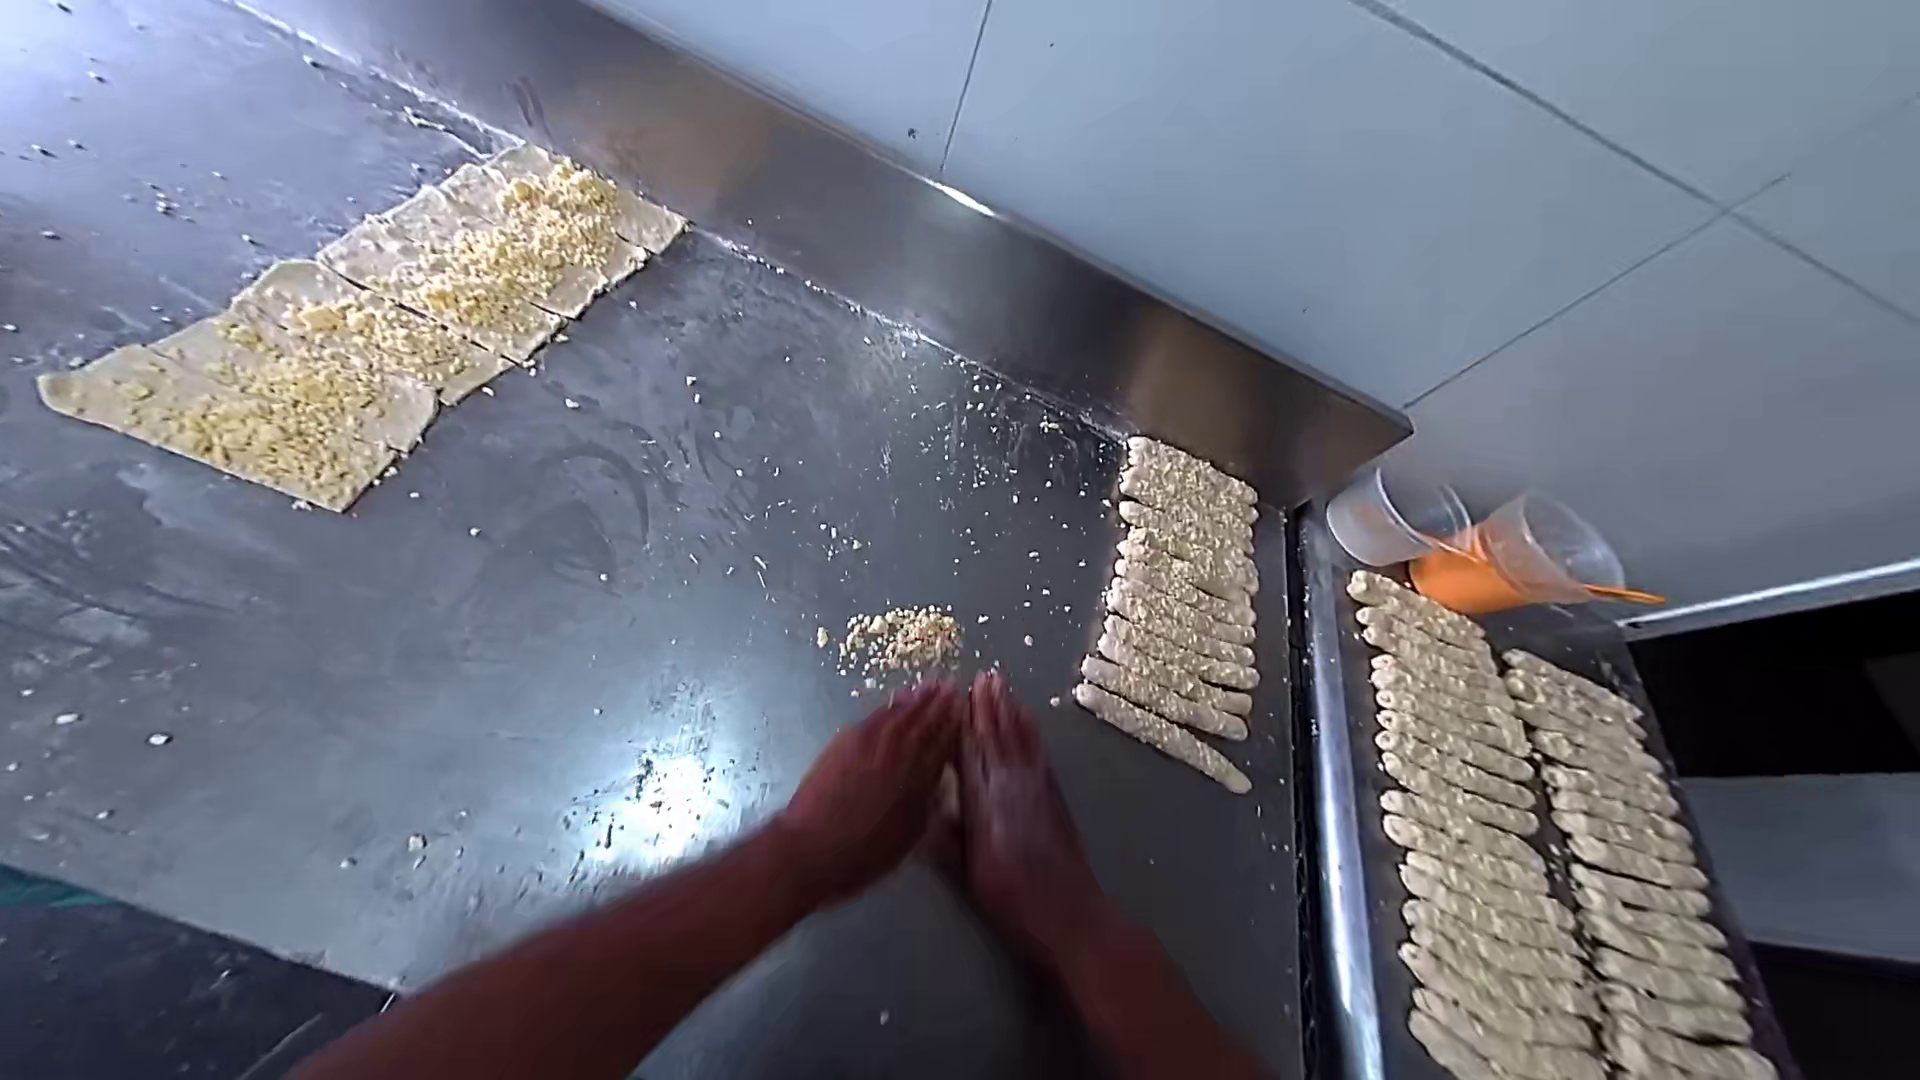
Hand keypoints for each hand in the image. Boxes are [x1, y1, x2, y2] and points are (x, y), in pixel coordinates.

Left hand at [776, 680, 962, 904]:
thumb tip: (937, 781)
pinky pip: (879, 714)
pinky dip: (892, 704)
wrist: (813, 846)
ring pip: (903, 712)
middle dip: (940, 703)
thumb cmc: (863, 853)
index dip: (953, 724)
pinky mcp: (850, 738)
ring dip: (919, 698)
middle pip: (925, 721)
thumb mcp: (908, 836)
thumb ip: (926, 803)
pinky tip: (899, 697)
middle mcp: (901, 753)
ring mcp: (874, 741)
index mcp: (919, 778)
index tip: (962, 708)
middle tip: (951, 686)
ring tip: (931, 684)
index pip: (942, 743)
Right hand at [957, 671, 1109, 967]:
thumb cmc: (1011, 900)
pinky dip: (1029, 727)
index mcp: (983, 807)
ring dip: (1007, 708)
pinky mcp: (1053, 789)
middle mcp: (1009, 787)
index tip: (956, 697)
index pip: (969, 755)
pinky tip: (1025, 713)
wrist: (1068, 913)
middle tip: (980, 676)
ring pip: (1016, 737)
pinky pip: (1037, 748)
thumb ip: (950, 836)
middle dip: (985, 705)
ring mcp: (1034, 785)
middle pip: (994, 737)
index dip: (963, 724)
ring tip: (998, 683)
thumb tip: (932, 803)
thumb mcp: (970, 874)